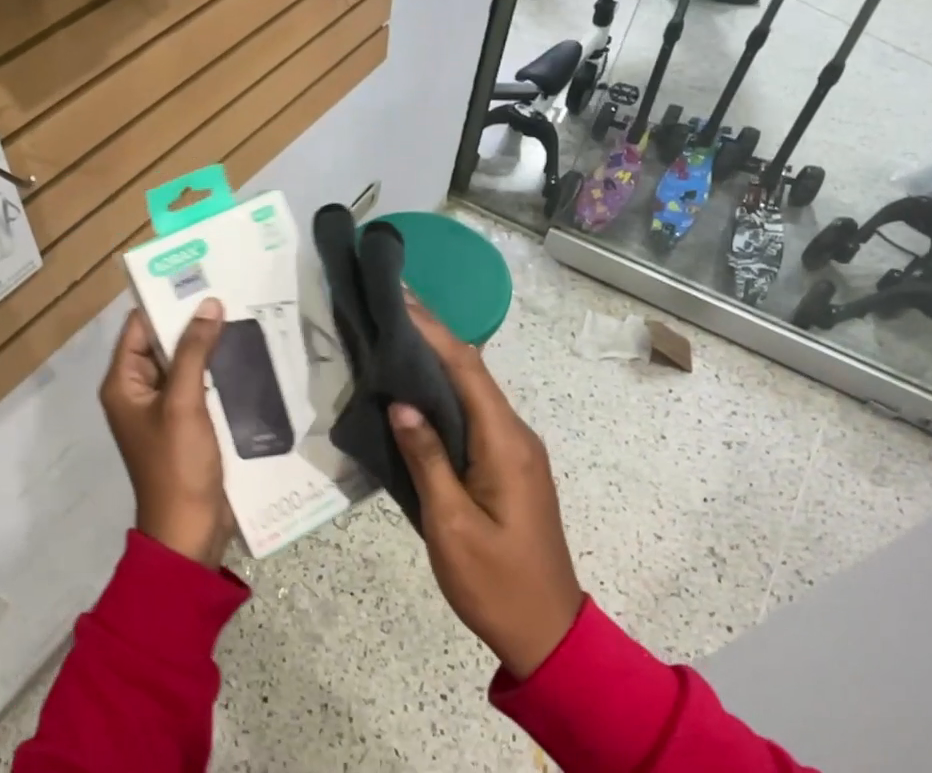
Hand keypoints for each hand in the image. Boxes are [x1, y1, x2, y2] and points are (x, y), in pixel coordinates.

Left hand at [99, 300, 233, 566]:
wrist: (189, 529)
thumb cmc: (177, 463)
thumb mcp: (184, 402)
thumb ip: (194, 351)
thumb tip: (208, 304)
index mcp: (123, 382)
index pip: (139, 328)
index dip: (166, 303)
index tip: (200, 278)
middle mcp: (138, 391)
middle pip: (163, 344)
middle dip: (192, 322)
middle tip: (231, 293)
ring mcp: (162, 410)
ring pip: (184, 365)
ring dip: (207, 347)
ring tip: (243, 317)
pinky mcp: (186, 425)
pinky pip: (198, 388)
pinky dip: (216, 372)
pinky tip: (244, 357)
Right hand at [388, 301, 584, 679]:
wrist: (546, 632)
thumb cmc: (495, 581)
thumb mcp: (451, 523)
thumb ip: (427, 459)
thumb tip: (402, 402)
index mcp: (505, 444)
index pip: (466, 369)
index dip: (432, 331)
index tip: (397, 299)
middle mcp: (516, 436)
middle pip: (471, 372)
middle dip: (431, 337)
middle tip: (385, 311)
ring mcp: (515, 452)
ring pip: (472, 392)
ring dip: (436, 364)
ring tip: (391, 340)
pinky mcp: (507, 467)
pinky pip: (474, 416)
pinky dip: (443, 394)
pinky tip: (414, 392)